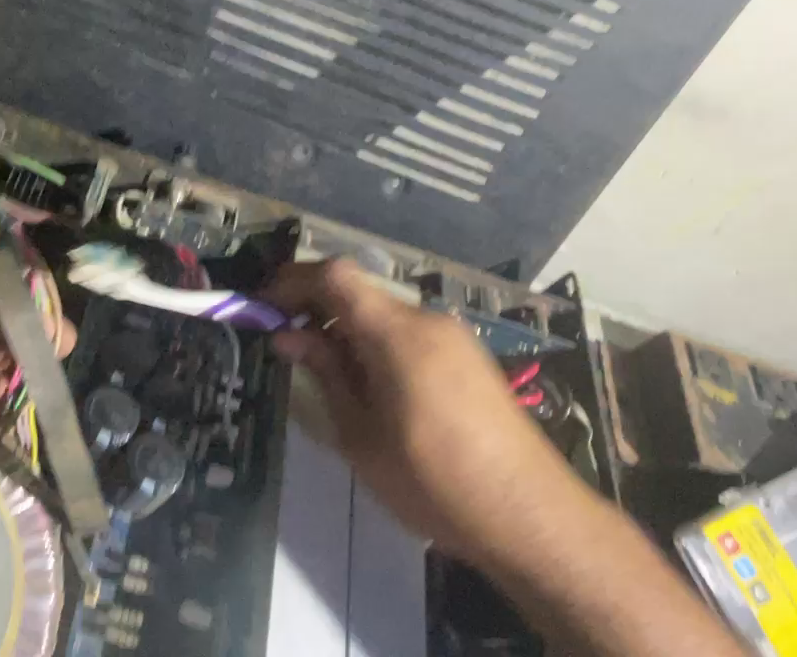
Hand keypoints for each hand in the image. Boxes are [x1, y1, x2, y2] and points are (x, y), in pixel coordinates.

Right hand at [267, 260, 594, 563]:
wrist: (535, 520)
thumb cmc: (434, 482)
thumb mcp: (361, 434)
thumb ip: (325, 373)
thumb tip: (288, 336)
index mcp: (397, 333)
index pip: (335, 275)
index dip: (291, 281)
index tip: (262, 306)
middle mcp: (428, 321)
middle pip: (359, 291)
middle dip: (315, 307)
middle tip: (285, 344)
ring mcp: (454, 338)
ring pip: (384, 312)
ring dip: (345, 327)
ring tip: (322, 371)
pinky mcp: (469, 359)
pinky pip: (409, 332)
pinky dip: (376, 342)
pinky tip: (368, 385)